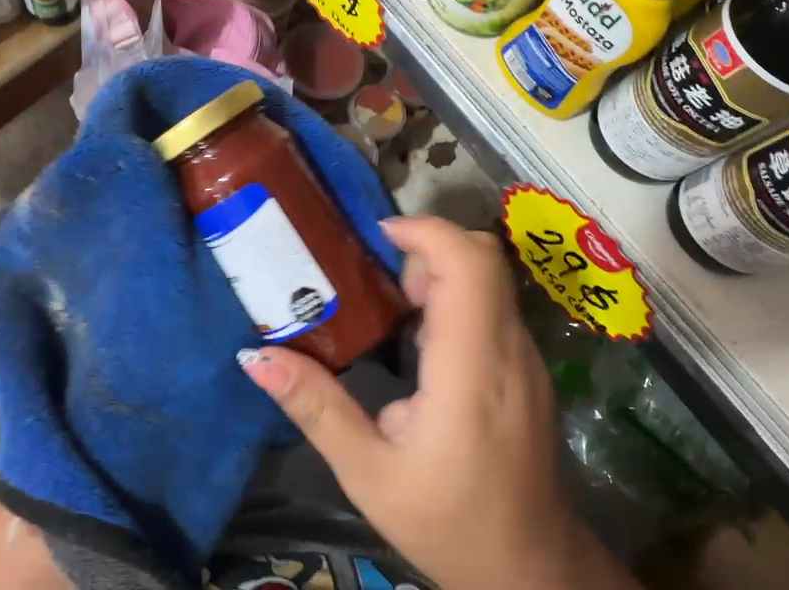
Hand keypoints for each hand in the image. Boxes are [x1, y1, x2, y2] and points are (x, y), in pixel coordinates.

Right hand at [240, 216, 635, 589]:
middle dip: (428, 249)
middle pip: (483, 259)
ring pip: (491, 280)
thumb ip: (315, 407)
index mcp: (470, 371)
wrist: (532, 569)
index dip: (426, 232)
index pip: (469, 266)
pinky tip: (421, 345)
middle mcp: (508, 352)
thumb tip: (255, 356)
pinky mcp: (526, 369)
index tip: (378, 236)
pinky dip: (456, 300)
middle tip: (380, 283)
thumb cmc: (448, 522)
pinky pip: (494, 307)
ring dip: (440, 274)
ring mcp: (525, 359)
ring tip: (391, 311)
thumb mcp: (367, 472)